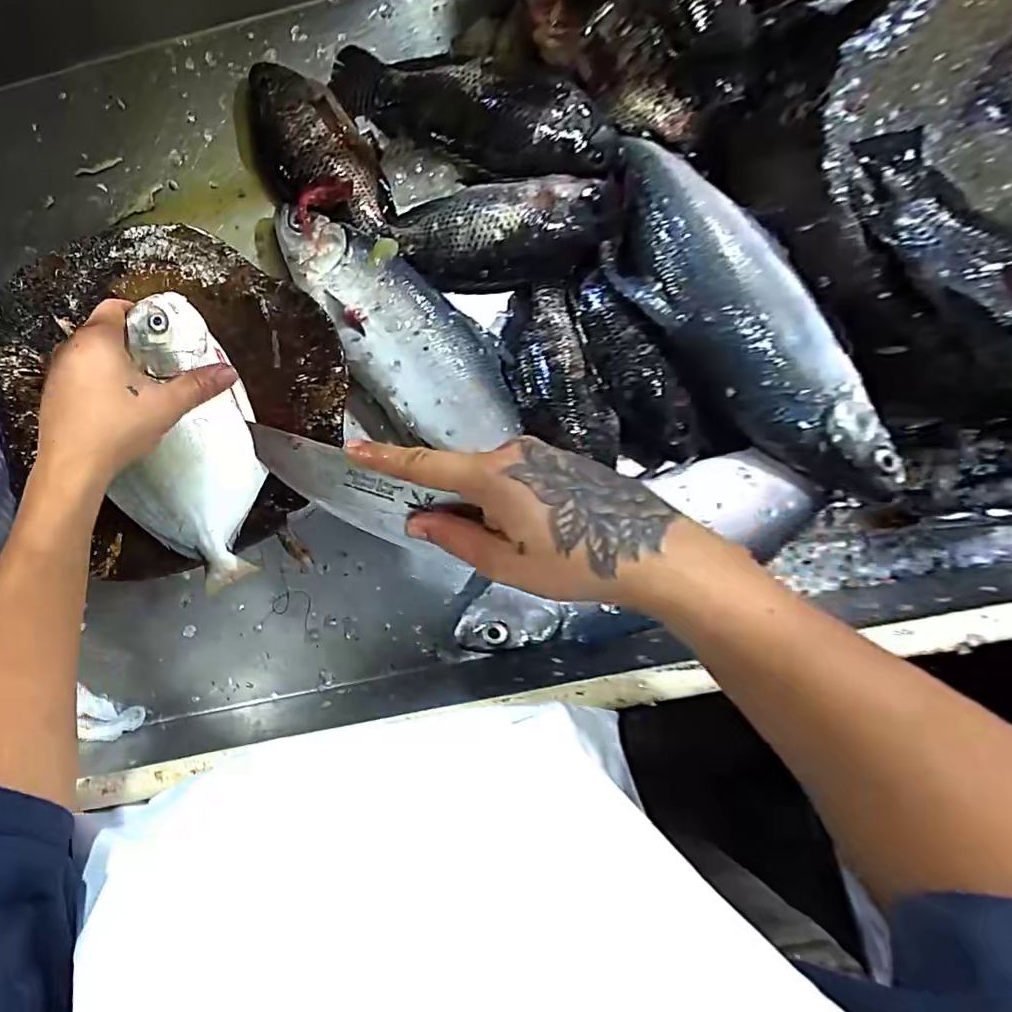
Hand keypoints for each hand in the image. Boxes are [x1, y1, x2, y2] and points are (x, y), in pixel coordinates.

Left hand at [34, 298, 237, 493]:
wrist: (72, 469)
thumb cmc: (111, 432)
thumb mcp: (166, 405)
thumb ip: (197, 386)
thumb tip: (224, 374)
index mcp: (98, 340)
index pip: (117, 306)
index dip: (141, 316)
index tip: (159, 333)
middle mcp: (72, 350)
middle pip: (105, 330)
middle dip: (132, 343)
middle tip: (156, 362)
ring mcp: (59, 373)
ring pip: (91, 355)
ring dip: (113, 364)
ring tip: (139, 387)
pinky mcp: (54, 396)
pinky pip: (79, 378)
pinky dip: (97, 384)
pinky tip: (116, 407)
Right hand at [348, 436, 719, 609]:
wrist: (656, 553)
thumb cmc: (577, 561)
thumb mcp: (507, 563)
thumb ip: (456, 537)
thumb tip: (420, 519)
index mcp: (493, 476)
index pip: (425, 463)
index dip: (386, 458)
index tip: (354, 448)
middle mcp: (513, 454)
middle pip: (460, 474)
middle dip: (452, 504)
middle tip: (472, 544)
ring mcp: (540, 454)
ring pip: (490, 479)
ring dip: (485, 508)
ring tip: (521, 548)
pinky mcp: (560, 462)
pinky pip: (515, 478)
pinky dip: (507, 502)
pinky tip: (539, 534)